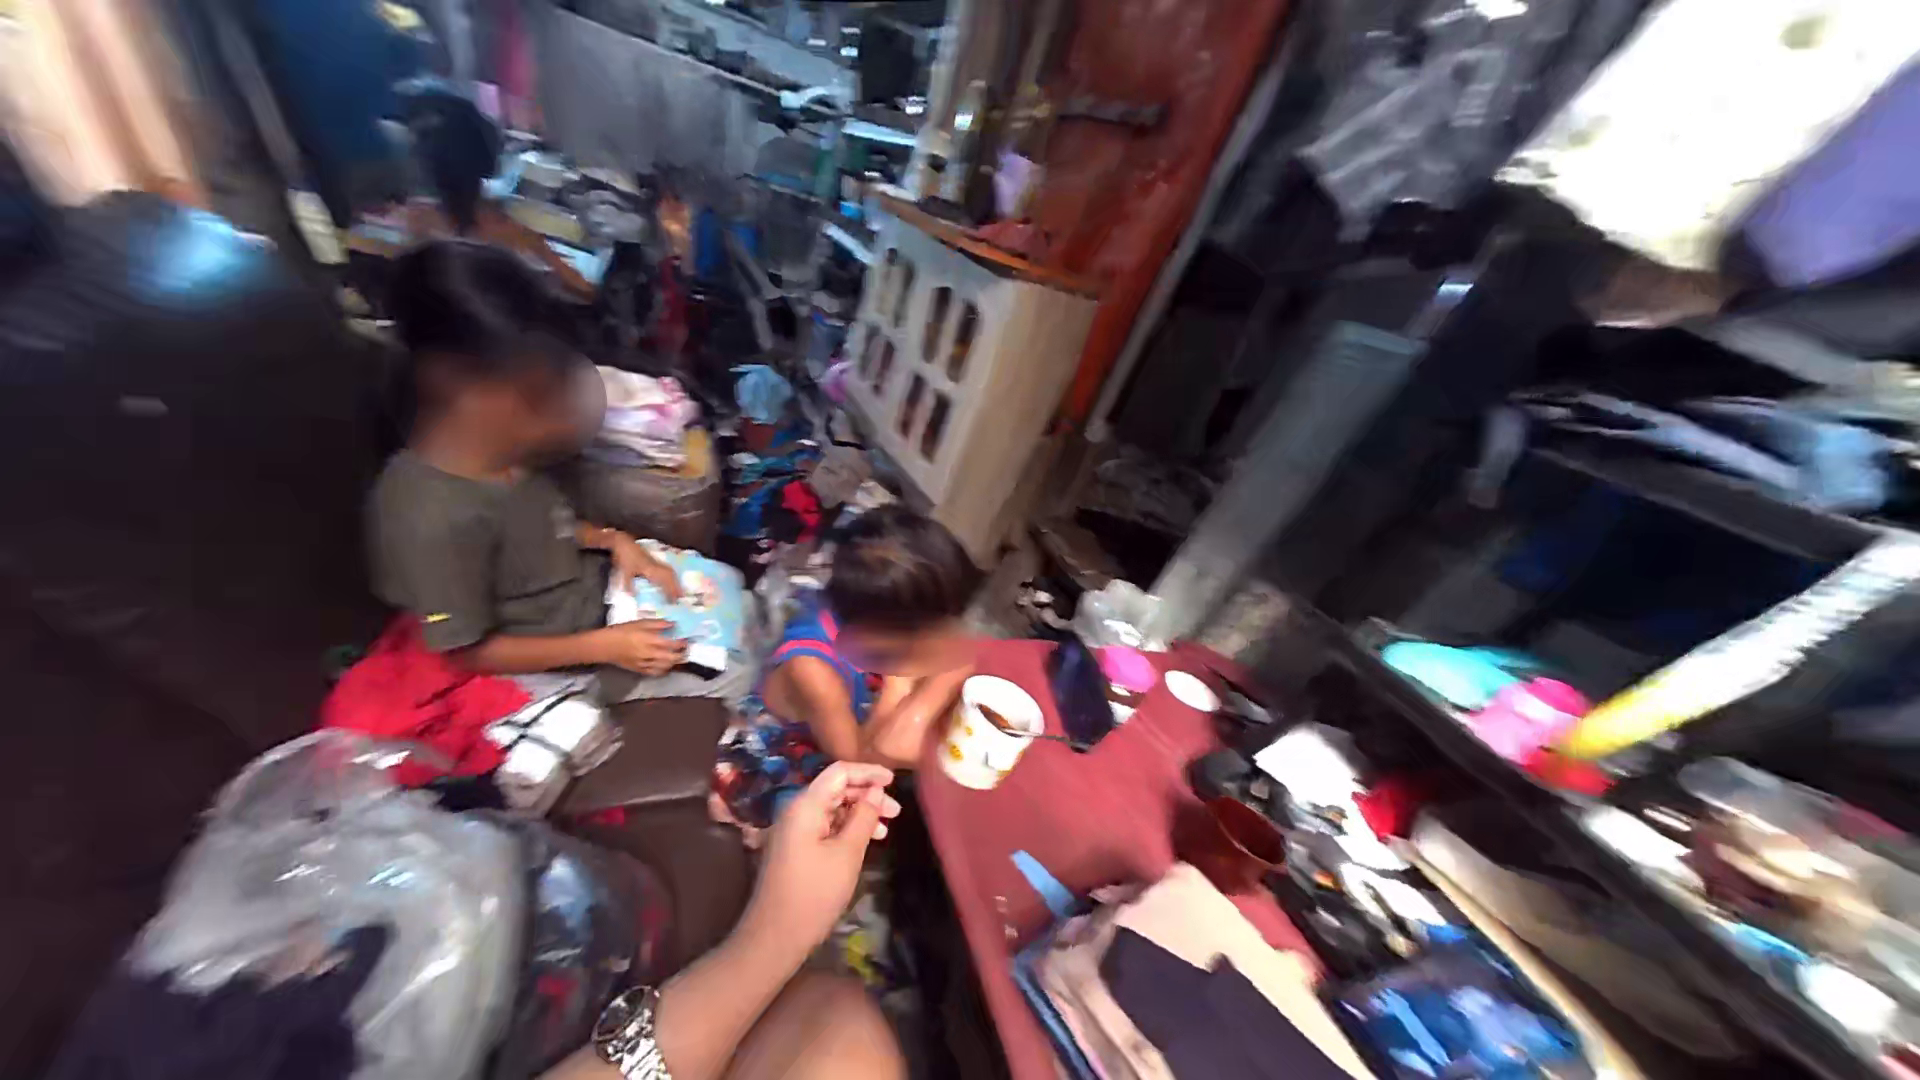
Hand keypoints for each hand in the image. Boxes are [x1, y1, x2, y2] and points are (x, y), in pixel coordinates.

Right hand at [597, 618, 687, 675]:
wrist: (604, 646)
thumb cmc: (622, 631)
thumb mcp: (640, 623)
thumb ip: (658, 624)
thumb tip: (673, 624)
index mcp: (651, 640)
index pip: (673, 644)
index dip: (682, 643)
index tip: (686, 639)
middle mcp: (650, 654)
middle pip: (673, 658)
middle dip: (682, 654)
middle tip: (685, 649)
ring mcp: (646, 664)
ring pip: (667, 666)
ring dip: (675, 662)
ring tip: (678, 656)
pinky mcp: (640, 670)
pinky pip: (656, 673)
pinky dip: (664, 669)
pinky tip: (667, 665)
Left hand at [611, 535, 680, 601]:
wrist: (623, 542)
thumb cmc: (624, 556)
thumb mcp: (624, 571)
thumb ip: (629, 584)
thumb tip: (633, 596)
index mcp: (650, 569)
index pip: (664, 581)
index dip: (670, 590)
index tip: (674, 600)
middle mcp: (656, 565)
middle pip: (670, 576)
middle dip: (676, 586)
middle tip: (681, 596)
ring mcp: (655, 562)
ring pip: (669, 572)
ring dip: (675, 580)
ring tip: (678, 589)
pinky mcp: (653, 560)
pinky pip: (666, 569)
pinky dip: (670, 575)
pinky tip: (670, 578)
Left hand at [746, 763, 900, 952]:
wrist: (773, 939)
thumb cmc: (814, 893)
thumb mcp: (847, 853)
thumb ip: (864, 817)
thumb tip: (876, 791)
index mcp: (806, 805)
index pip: (839, 772)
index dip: (868, 772)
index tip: (893, 781)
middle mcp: (797, 810)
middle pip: (836, 788)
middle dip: (867, 795)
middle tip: (896, 811)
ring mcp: (794, 830)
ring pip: (833, 808)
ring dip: (860, 813)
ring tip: (886, 829)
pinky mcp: (795, 848)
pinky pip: (825, 825)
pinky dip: (847, 828)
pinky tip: (866, 841)